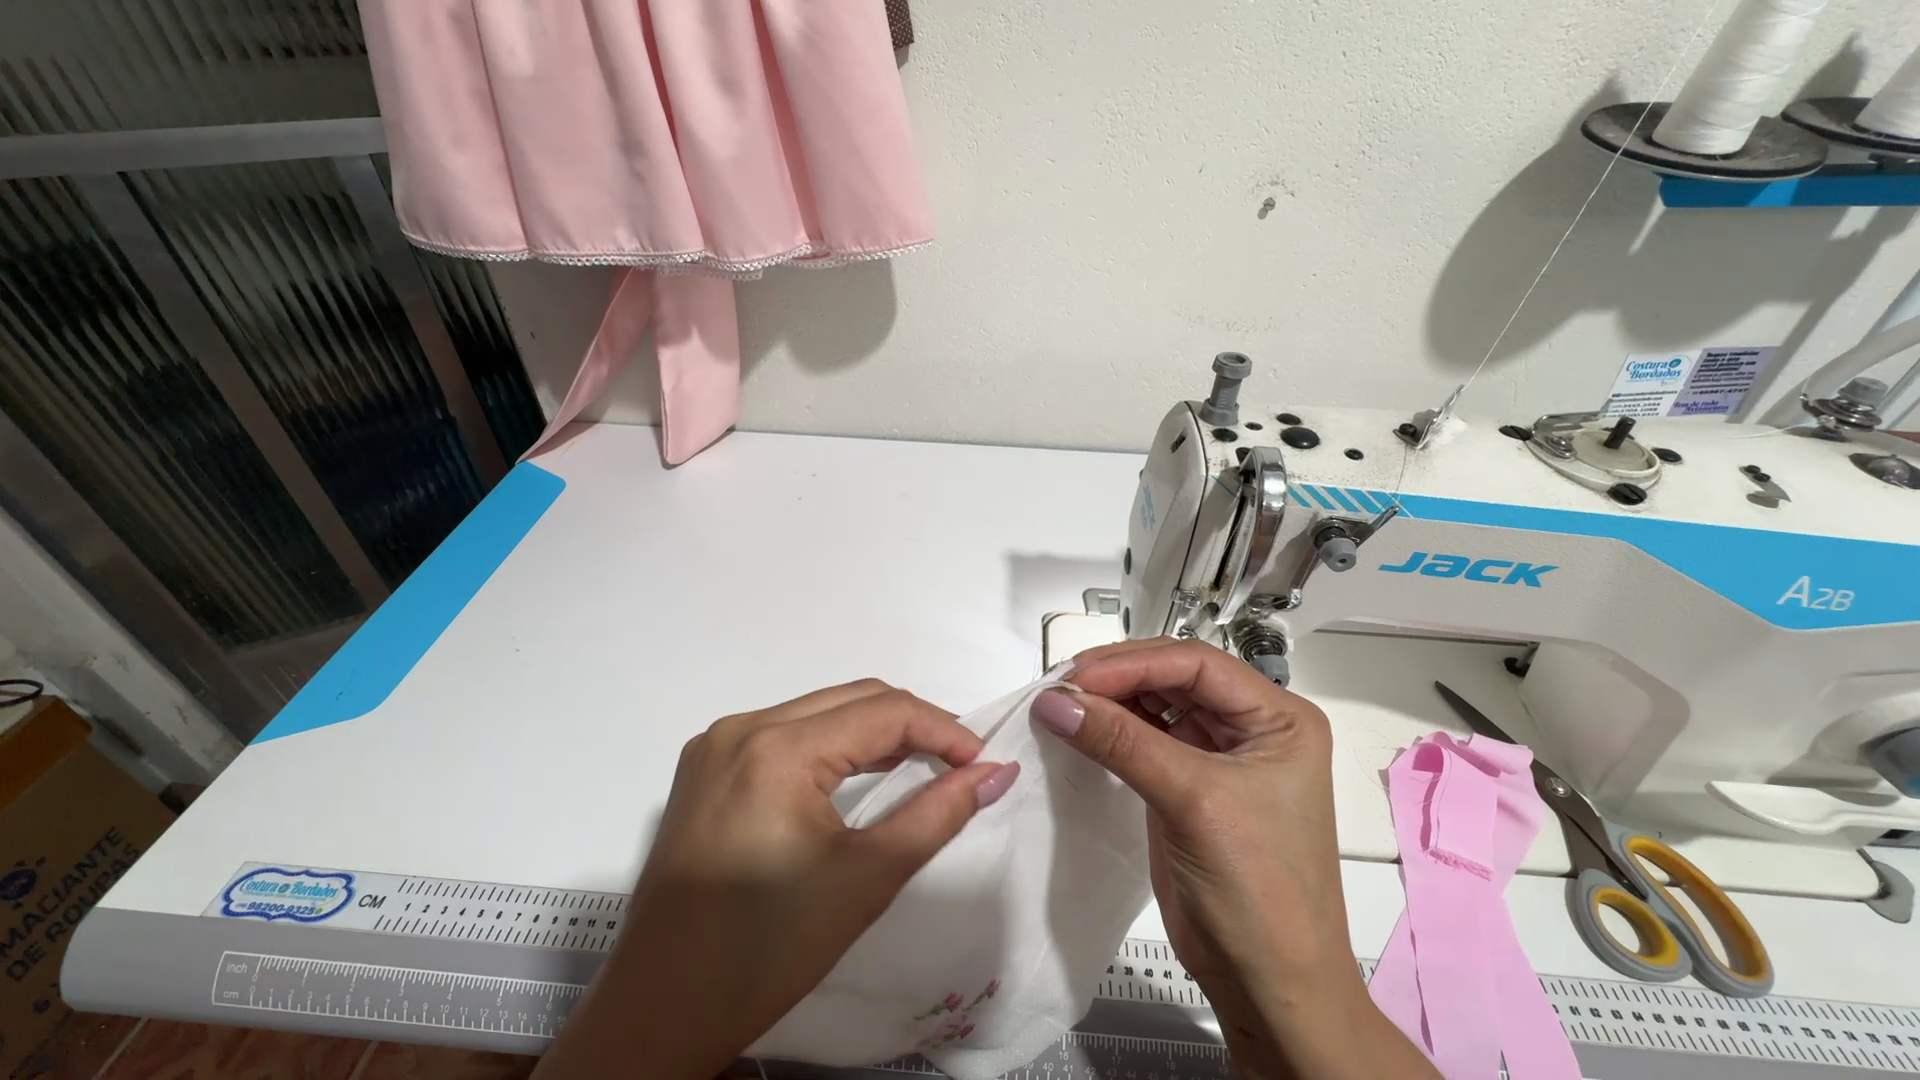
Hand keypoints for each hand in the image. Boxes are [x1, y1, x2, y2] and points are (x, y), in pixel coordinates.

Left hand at [534, 680, 1018, 1079]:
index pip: (884, 711)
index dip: (945, 730)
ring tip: (919, 766)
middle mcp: (742, 728)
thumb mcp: (867, 879)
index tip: (985, 764)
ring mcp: (714, 746)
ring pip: (817, 712)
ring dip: (871, 733)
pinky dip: (829, 746)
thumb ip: (938, 814)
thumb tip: (995, 773)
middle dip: (913, 725)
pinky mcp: (703, 769)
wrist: (663, 1009)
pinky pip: (783, 734)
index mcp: (778, 748)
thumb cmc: (770, 949)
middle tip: (959, 765)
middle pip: (851, 699)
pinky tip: (853, 776)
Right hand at [1031, 639, 1435, 1079]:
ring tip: (1062, 704)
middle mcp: (1251, 728)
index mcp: (1279, 719)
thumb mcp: (1193, 803)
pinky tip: (1080, 730)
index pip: (1197, 665)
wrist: (1268, 983)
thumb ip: (1123, 743)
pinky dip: (1110, 734)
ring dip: (1110, 703)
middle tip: (1061, 687)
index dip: (1134, 662)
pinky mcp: (1187, 786)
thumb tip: (1055, 700)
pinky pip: (1143, 742)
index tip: (1076, 676)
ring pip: (1155, 707)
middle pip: (1174, 679)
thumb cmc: (1258, 891)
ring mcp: (1217, 757)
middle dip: (1117, 678)